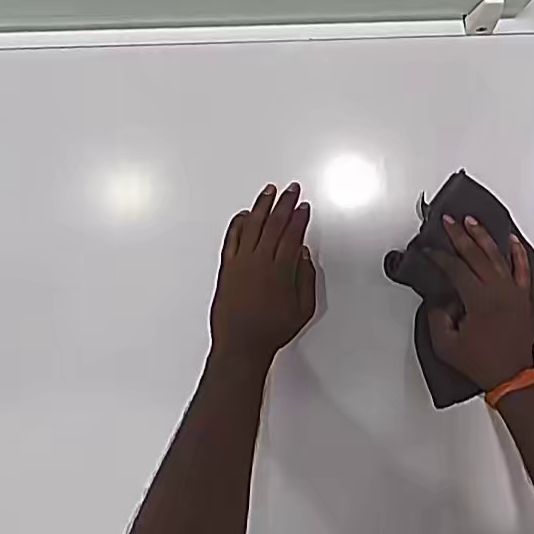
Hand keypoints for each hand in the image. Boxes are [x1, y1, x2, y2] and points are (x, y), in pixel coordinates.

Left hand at [209, 183, 317, 371]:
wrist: (240, 344)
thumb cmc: (270, 330)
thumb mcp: (303, 309)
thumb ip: (306, 279)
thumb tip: (304, 256)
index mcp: (281, 270)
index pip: (293, 233)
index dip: (300, 217)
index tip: (304, 206)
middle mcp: (260, 261)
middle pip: (275, 223)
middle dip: (285, 203)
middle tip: (291, 190)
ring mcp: (241, 262)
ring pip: (253, 224)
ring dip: (263, 205)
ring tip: (269, 191)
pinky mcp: (227, 267)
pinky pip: (232, 238)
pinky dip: (239, 223)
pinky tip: (245, 214)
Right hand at [426, 215, 533, 390]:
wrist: (513, 377)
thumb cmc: (482, 363)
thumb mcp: (446, 345)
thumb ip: (438, 317)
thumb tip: (442, 300)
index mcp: (479, 300)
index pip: (456, 268)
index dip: (440, 257)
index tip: (429, 251)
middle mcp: (498, 291)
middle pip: (476, 254)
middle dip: (459, 235)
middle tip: (448, 221)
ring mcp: (513, 292)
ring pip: (497, 255)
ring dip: (483, 236)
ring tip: (472, 221)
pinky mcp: (523, 297)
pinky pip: (522, 268)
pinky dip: (518, 252)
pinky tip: (511, 240)